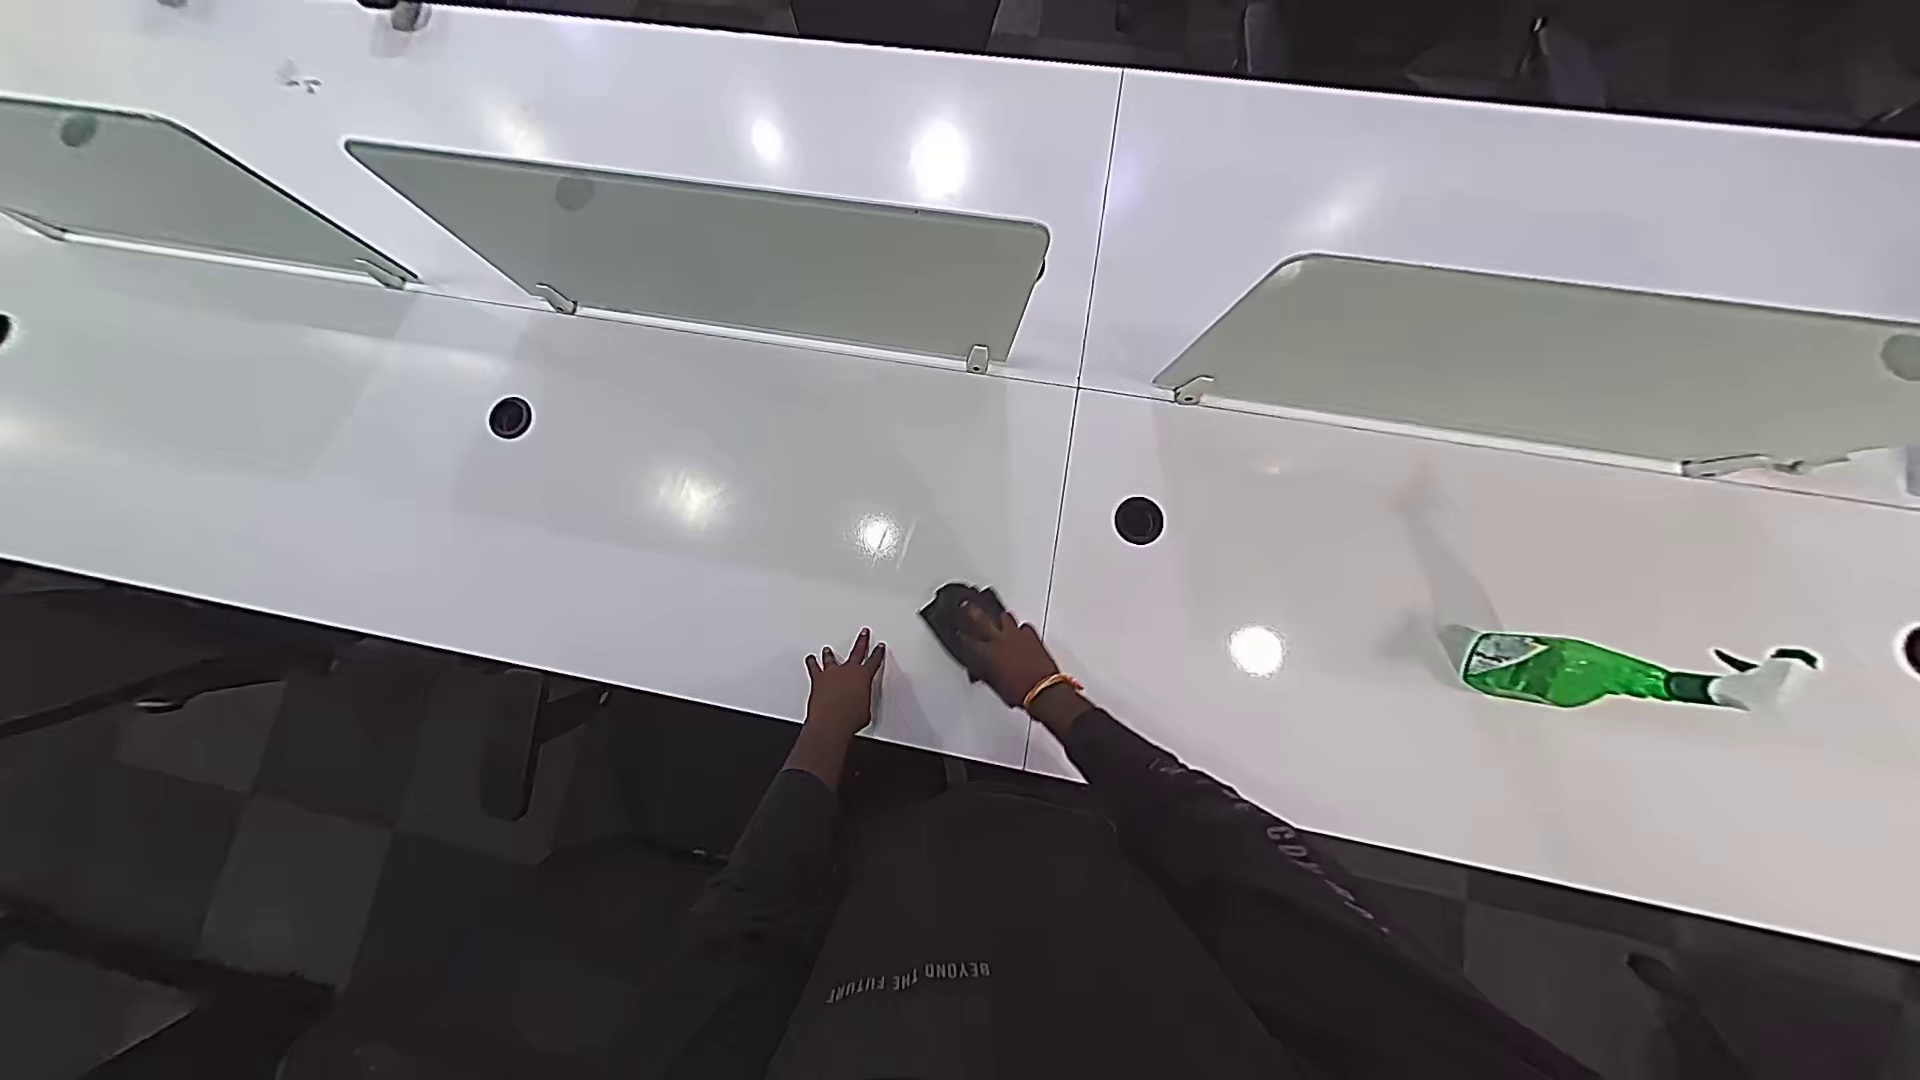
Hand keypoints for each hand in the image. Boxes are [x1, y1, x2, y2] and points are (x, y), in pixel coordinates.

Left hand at [803, 628, 885, 742]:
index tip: (879, 647)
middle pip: (857, 651)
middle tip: (864, 633)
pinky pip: (814, 668)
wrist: (831, 722)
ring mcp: (832, 673)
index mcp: (864, 676)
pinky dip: (812, 663)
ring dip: (830, 654)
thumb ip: (863, 701)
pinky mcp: (818, 679)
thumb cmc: (849, 718)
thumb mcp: (866, 711)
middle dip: (862, 641)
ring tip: (828, 649)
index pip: (874, 661)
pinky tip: (810, 659)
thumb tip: (860, 705)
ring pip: (832, 658)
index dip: (878, 653)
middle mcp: (848, 670)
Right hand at [957, 602, 1061, 708]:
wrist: (1042, 688)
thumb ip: (986, 670)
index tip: (959, 631)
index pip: (968, 639)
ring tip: (997, 616)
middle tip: (968, 605)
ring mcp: (1015, 635)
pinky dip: (1020, 629)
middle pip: (981, 619)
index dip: (962, 635)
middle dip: (972, 611)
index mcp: (986, 653)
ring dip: (999, 617)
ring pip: (1004, 617)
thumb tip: (984, 668)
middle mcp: (998, 640)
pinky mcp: (1031, 635)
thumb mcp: (994, 683)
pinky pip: (1023, 626)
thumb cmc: (1019, 691)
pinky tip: (1019, 632)